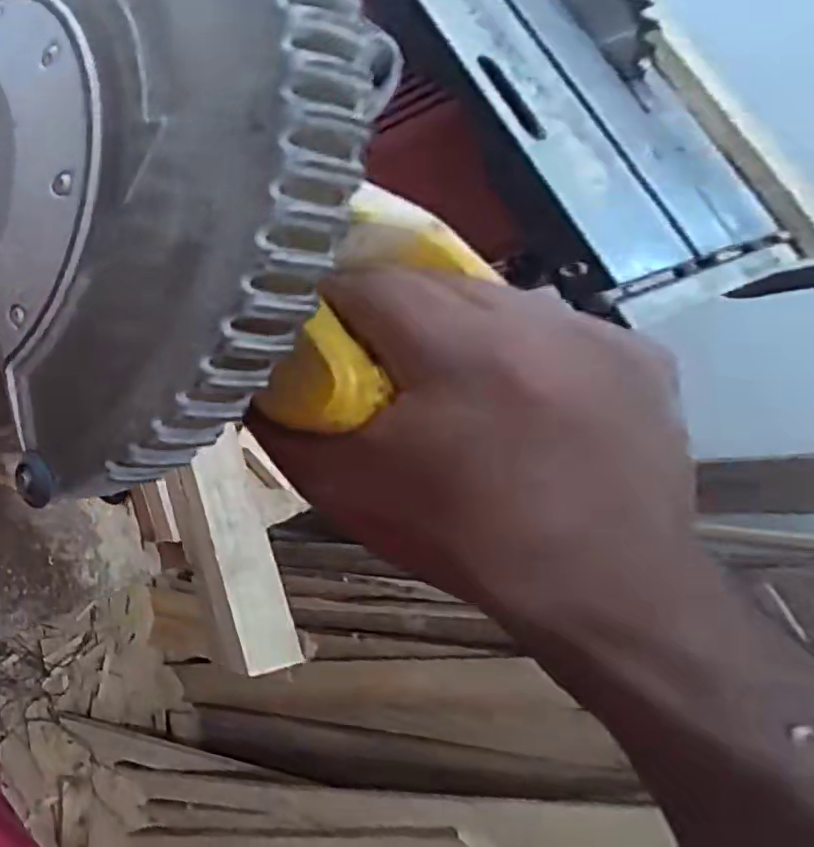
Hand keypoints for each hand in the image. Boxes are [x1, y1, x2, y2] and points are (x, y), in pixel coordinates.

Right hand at [250, 268, 697, 612]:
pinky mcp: (636, 352)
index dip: (321, 297)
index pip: (368, 283)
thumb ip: (275, 419)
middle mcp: (542, 327)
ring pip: (480, 291)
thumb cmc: (455, 537)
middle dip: (375, 305)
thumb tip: (241, 377)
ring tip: (414, 363)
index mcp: (467, 354)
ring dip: (434, 316)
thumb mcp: (334, 481)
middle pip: (424, 280)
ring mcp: (599, 334)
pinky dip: (494, 334)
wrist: (607, 597)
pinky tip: (484, 377)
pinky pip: (534, 317)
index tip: (301, 327)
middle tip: (348, 349)